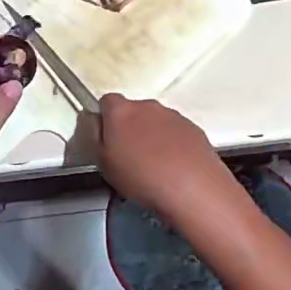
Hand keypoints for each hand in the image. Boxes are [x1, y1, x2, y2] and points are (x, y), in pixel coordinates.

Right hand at [98, 94, 245, 225]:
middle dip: (130, 128)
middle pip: (133, 111)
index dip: (105, 119)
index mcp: (121, 111)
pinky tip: (174, 167)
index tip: (107, 139)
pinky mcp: (193, 128)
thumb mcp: (103, 163)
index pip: (107, 101)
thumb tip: (98, 125)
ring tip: (154, 166)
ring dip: (153, 136)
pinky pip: (176, 132)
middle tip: (129, 156)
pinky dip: (173, 144)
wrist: (192, 187)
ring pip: (156, 121)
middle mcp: (148, 106)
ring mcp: (173, 115)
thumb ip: (97, 138)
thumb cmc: (141, 177)